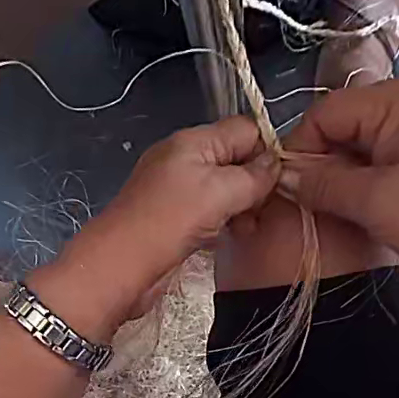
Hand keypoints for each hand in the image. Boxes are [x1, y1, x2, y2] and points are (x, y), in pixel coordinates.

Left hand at [32, 116, 278, 340]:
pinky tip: (228, 238)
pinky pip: (208, 212)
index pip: (245, 130)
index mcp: (192, 141)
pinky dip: (222, 222)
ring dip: (241, 207)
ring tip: (247, 229)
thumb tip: (276, 163)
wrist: (118, 268)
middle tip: (263, 212)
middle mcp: (183, 160)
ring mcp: (175, 190)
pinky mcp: (171, 219)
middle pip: (235, 160)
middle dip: (255, 183)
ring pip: (223, 189)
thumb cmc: (167, 223)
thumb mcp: (219, 191)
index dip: (267, 152)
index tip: (280, 183)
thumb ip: (254, 175)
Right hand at [277, 72, 398, 270]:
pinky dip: (367, 187)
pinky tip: (369, 213)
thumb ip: (321, 185)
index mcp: (397, 96)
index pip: (324, 113)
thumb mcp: (373, 200)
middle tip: (317, 209)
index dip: (300, 152)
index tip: (290, 192)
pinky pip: (382, 163)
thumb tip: (281, 176)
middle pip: (342, 129)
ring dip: (344, 182)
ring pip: (360, 150)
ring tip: (345, 215)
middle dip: (323, 169)